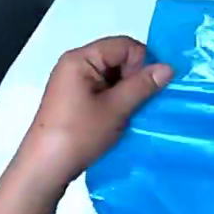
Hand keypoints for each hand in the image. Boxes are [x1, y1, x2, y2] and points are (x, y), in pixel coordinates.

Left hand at [14, 37, 170, 186]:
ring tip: (133, 112)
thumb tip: (169, 67)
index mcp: (80, 59)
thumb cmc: (79, 134)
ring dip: (127, 90)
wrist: (45, 168)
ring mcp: (73, 82)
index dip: (142, 62)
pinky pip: (103, 89)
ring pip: (112, 75)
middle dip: (135, 77)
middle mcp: (75, 64)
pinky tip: (122, 117)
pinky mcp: (74, 99)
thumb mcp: (116, 109)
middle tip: (143, 102)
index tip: (150, 88)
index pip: (123, 45)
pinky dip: (116, 99)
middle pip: (117, 58)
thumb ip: (143, 85)